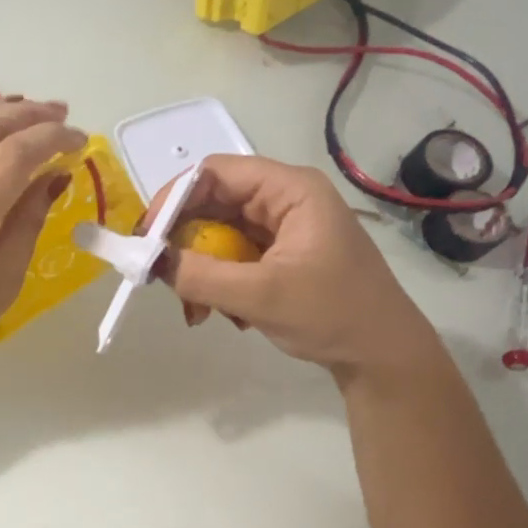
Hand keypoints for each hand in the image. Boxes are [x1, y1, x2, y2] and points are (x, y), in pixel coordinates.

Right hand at [145, 155, 442, 381]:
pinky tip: (217, 314)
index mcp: (290, 190)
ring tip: (196, 311)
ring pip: (214, 236)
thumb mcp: (259, 295)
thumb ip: (199, 275)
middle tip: (163, 281)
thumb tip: (149, 260)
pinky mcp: (276, 257)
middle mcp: (283, 201)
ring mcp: (280, 230)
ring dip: (196, 272)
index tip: (146, 239)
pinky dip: (213, 285)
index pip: (214, 173)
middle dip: (182, 244)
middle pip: (210, 205)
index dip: (173, 200)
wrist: (380, 354)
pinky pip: (228, 260)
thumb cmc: (330, 314)